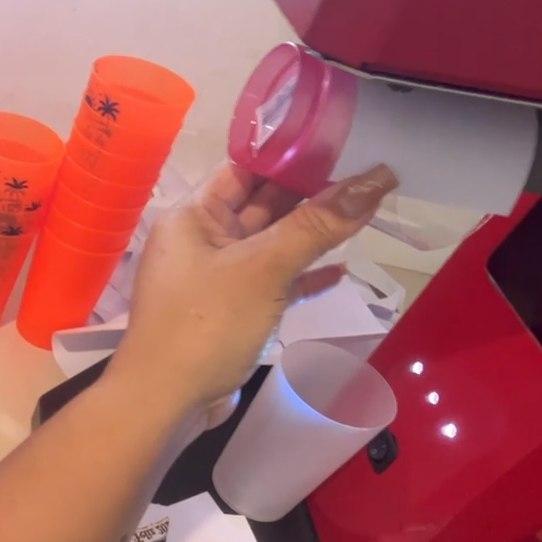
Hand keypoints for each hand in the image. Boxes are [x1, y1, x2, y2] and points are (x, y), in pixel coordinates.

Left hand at [108, 163, 395, 418]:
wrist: (164, 401)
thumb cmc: (205, 325)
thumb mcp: (263, 268)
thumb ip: (318, 224)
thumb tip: (377, 178)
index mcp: (192, 217)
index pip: (244, 168)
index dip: (291, 154)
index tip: (344, 140)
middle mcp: (199, 241)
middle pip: (261, 204)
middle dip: (311, 192)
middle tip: (371, 174)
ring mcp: (213, 278)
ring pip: (268, 245)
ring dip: (312, 235)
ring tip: (369, 212)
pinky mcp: (228, 312)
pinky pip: (270, 283)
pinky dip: (301, 276)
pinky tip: (340, 269)